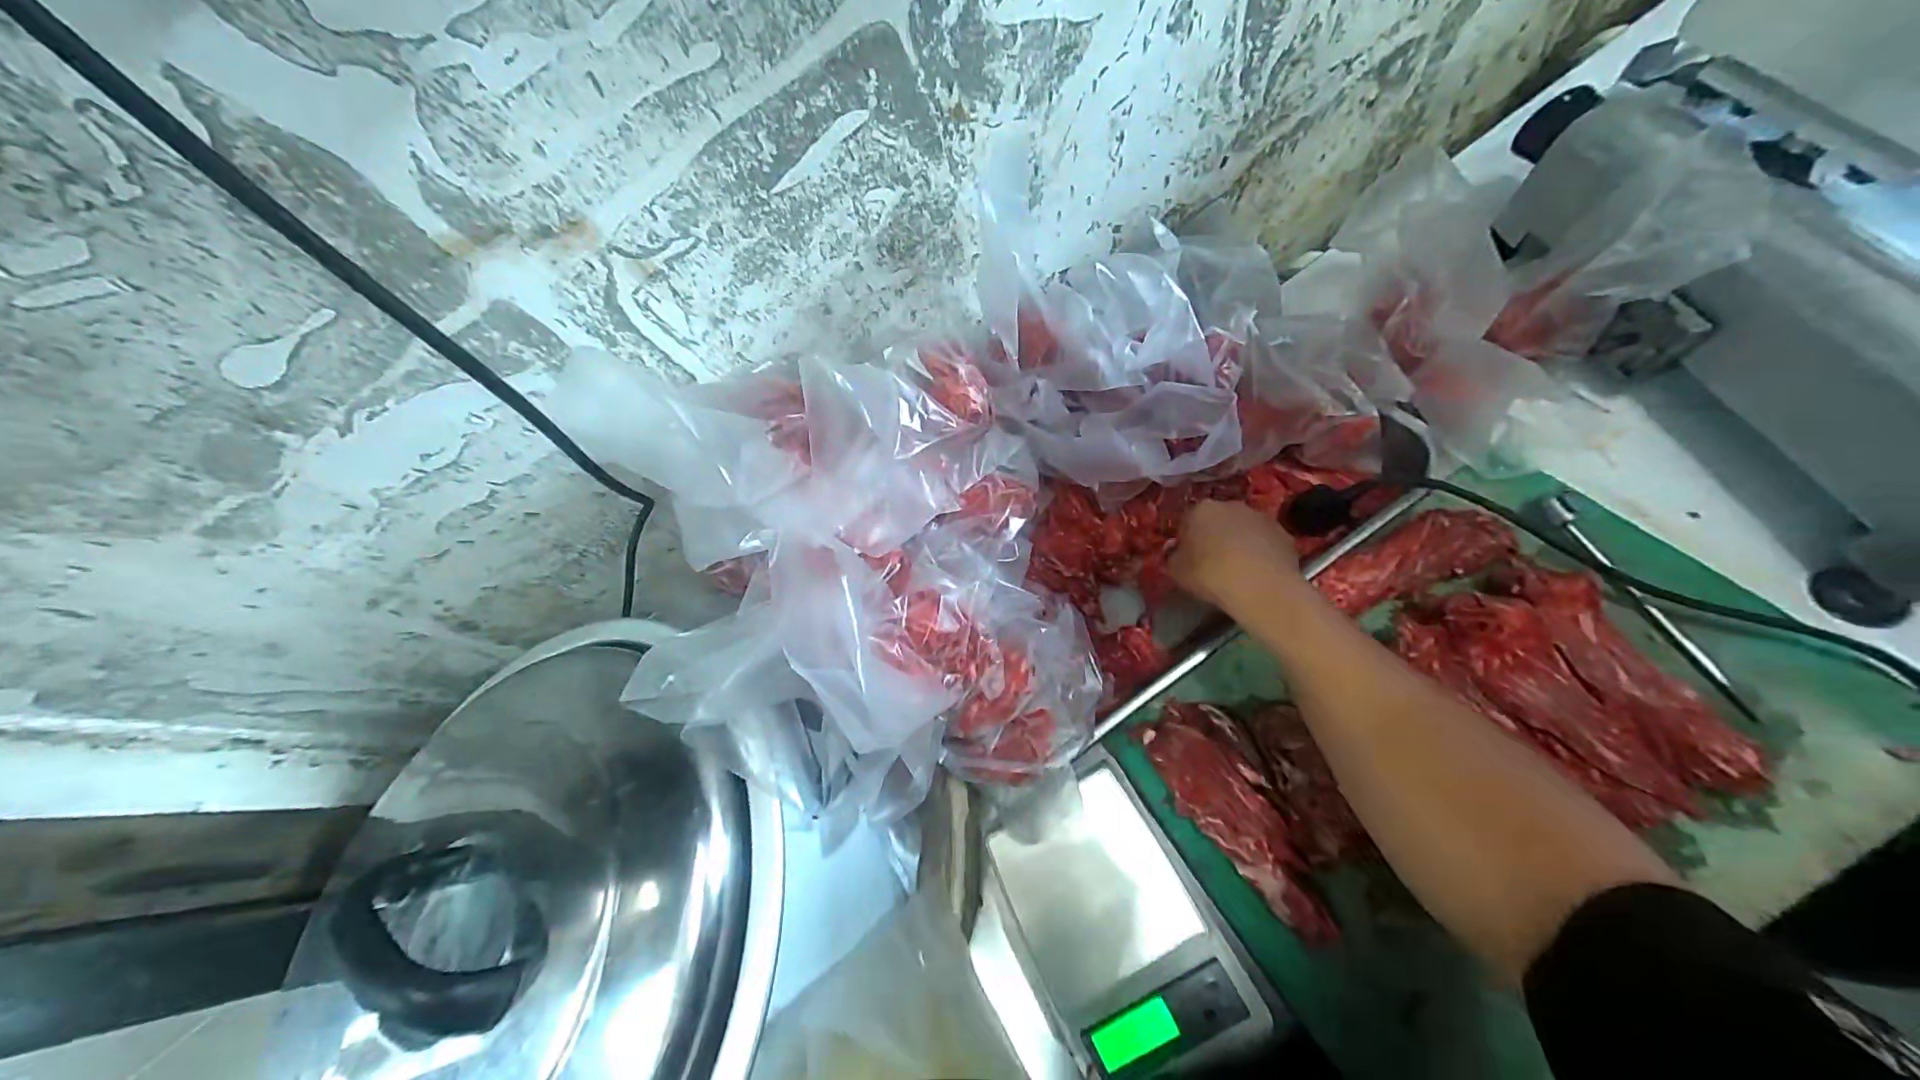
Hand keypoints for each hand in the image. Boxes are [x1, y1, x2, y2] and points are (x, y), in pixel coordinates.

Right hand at [1168, 501, 1304, 612]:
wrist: (1260, 585)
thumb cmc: (1209, 574)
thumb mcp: (1176, 570)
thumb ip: (1173, 557)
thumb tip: (1177, 552)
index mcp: (1200, 509)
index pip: (1187, 521)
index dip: (1186, 540)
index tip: (1188, 557)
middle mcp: (1230, 505)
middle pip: (1217, 520)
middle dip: (1214, 536)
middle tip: (1212, 562)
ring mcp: (1260, 516)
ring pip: (1243, 528)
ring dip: (1239, 542)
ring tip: (1238, 569)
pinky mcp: (1283, 532)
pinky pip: (1264, 541)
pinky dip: (1260, 551)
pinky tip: (1258, 572)